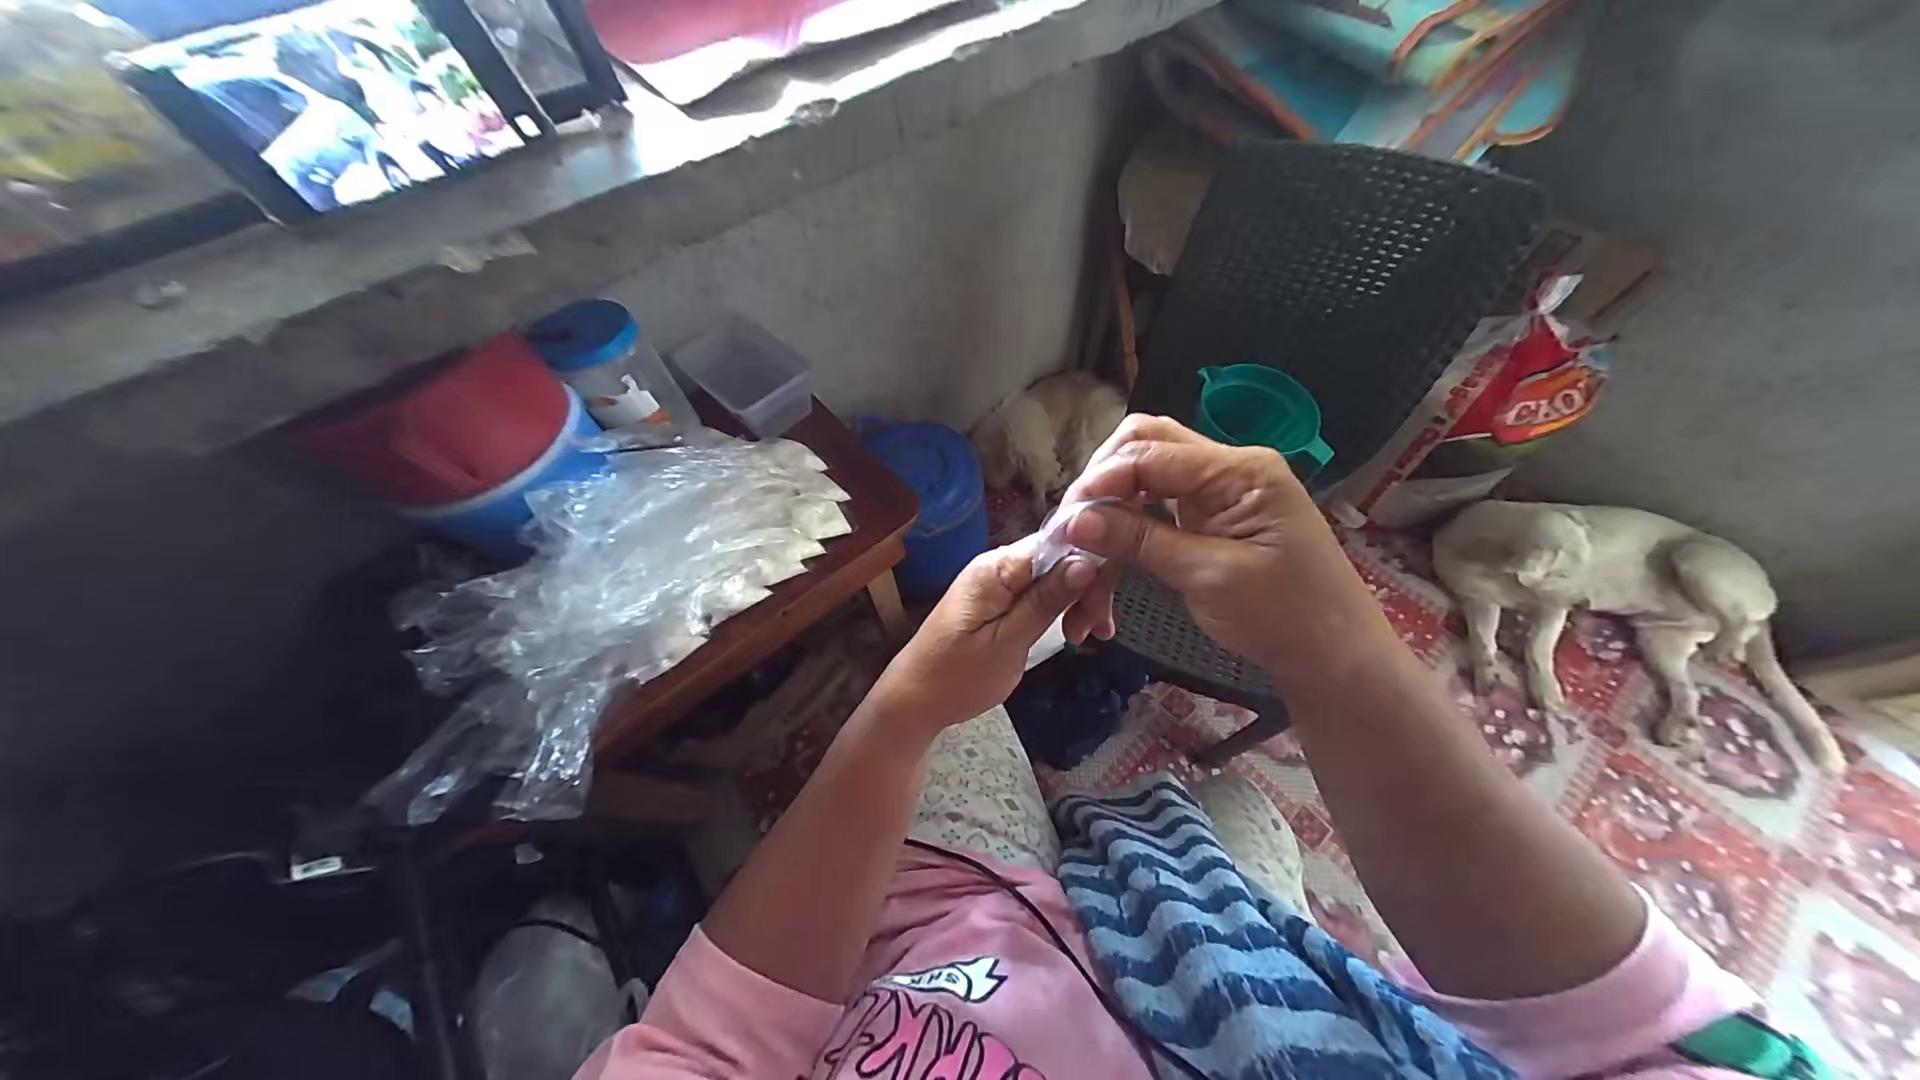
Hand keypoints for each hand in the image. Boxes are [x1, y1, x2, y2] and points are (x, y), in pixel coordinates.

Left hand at [865, 542, 1097, 734]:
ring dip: (1077, 601)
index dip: (1090, 567)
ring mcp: (998, 581)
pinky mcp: (999, 598)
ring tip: (1086, 637)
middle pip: (1060, 557)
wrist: (914, 700)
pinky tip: (1073, 632)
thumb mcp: (1007, 643)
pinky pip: (1039, 591)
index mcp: (996, 568)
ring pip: (1054, 575)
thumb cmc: (957, 678)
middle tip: (1096, 632)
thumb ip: (1045, 601)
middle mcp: (997, 564)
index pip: (1059, 543)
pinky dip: (1060, 609)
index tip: (1102, 608)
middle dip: (1086, 588)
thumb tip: (1086, 561)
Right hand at [1054, 415, 1392, 686]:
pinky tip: (1110, 552)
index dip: (1101, 482)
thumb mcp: (1208, 576)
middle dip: (1102, 480)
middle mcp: (1226, 468)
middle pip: (1145, 446)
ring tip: (1085, 544)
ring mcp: (1218, 491)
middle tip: (1074, 525)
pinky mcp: (1210, 517)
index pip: (1150, 452)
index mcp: (1238, 471)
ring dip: (1111, 503)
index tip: (1066, 522)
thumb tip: (1075, 520)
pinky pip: (1156, 505)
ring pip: (1145, 474)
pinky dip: (1128, 525)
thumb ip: (1140, 540)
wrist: (1334, 656)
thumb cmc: (1285, 616)